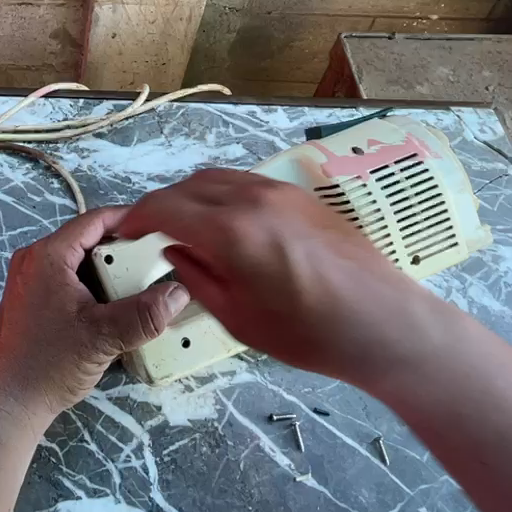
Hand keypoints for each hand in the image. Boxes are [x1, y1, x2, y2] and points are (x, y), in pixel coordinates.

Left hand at [0, 205, 191, 420]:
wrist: (6, 401)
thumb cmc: (47, 364)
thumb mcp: (102, 338)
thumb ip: (142, 315)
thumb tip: (178, 294)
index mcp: (48, 255)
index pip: (94, 220)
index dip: (128, 219)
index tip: (158, 225)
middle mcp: (35, 259)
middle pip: (87, 240)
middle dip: (122, 250)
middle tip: (156, 261)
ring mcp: (30, 278)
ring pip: (78, 261)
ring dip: (108, 270)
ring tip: (141, 284)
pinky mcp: (31, 298)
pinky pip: (68, 278)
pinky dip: (92, 286)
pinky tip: (114, 305)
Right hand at [117, 169, 457, 387]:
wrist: (386, 323)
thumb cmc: (309, 333)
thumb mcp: (238, 319)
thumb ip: (196, 278)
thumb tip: (173, 250)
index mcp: (229, 231)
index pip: (164, 207)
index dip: (137, 217)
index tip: (125, 231)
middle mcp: (249, 198)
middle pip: (187, 186)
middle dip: (162, 206)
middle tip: (152, 232)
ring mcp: (277, 190)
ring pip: (215, 178)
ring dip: (191, 196)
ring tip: (188, 226)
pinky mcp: (298, 194)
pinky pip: (244, 182)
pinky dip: (221, 194)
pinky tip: (227, 222)